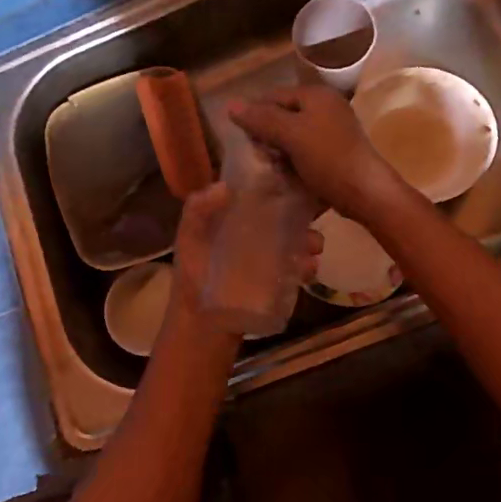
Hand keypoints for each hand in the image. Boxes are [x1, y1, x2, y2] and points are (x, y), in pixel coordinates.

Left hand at [169, 182, 321, 333]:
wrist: (202, 322)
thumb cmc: (193, 274)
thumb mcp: (189, 237)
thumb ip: (198, 209)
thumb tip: (225, 186)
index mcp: (234, 217)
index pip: (260, 193)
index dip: (276, 184)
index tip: (291, 179)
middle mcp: (255, 233)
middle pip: (286, 216)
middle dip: (301, 215)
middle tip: (308, 220)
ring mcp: (270, 257)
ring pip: (298, 241)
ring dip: (309, 240)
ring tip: (311, 247)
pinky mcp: (280, 280)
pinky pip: (300, 268)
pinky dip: (308, 265)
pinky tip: (308, 268)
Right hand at [228, 85, 410, 222]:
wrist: (366, 193)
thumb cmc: (328, 159)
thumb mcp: (291, 135)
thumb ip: (261, 119)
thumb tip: (230, 104)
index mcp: (316, 95)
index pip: (272, 96)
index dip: (255, 116)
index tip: (248, 142)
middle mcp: (325, 106)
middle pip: (281, 115)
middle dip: (267, 136)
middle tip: (263, 158)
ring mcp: (331, 130)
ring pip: (290, 135)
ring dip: (278, 152)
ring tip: (276, 170)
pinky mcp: (333, 152)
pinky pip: (303, 150)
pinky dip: (293, 161)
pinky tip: (289, 176)